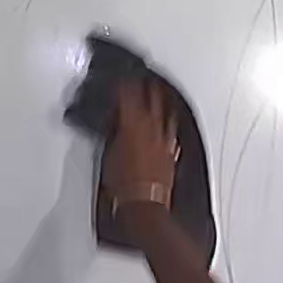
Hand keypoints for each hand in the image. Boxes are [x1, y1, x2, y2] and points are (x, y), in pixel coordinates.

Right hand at [105, 78, 179, 213]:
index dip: (125, 86)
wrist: (143, 205)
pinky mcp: (170, 153)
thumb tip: (115, 125)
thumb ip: (114, 134)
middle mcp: (150, 130)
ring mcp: (163, 141)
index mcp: (131, 126)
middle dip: (146, 87)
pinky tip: (171, 122)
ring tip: (160, 91)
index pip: (128, 98)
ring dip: (161, 101)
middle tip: (143, 78)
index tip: (124, 78)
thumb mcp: (109, 153)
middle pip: (149, 101)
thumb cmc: (124, 184)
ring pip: (164, 113)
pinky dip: (170, 124)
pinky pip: (172, 132)